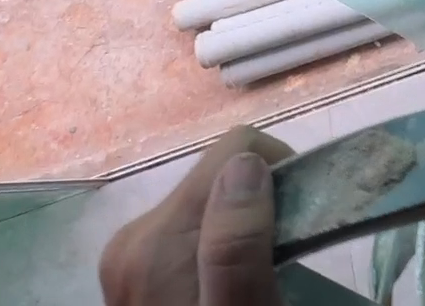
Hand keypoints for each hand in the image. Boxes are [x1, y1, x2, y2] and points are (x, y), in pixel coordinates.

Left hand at [99, 125, 294, 305]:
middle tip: (276, 255)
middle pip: (222, 172)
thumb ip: (236, 245)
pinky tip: (230, 276)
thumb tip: (244, 161)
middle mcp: (133, 232)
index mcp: (153, 236)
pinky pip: (198, 221)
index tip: (294, 219)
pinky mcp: (138, 265)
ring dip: (245, 218)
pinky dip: (226, 235)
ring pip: (212, 195)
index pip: (234, 148)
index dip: (278, 171)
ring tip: (254, 271)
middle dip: (260, 198)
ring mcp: (131, 251)